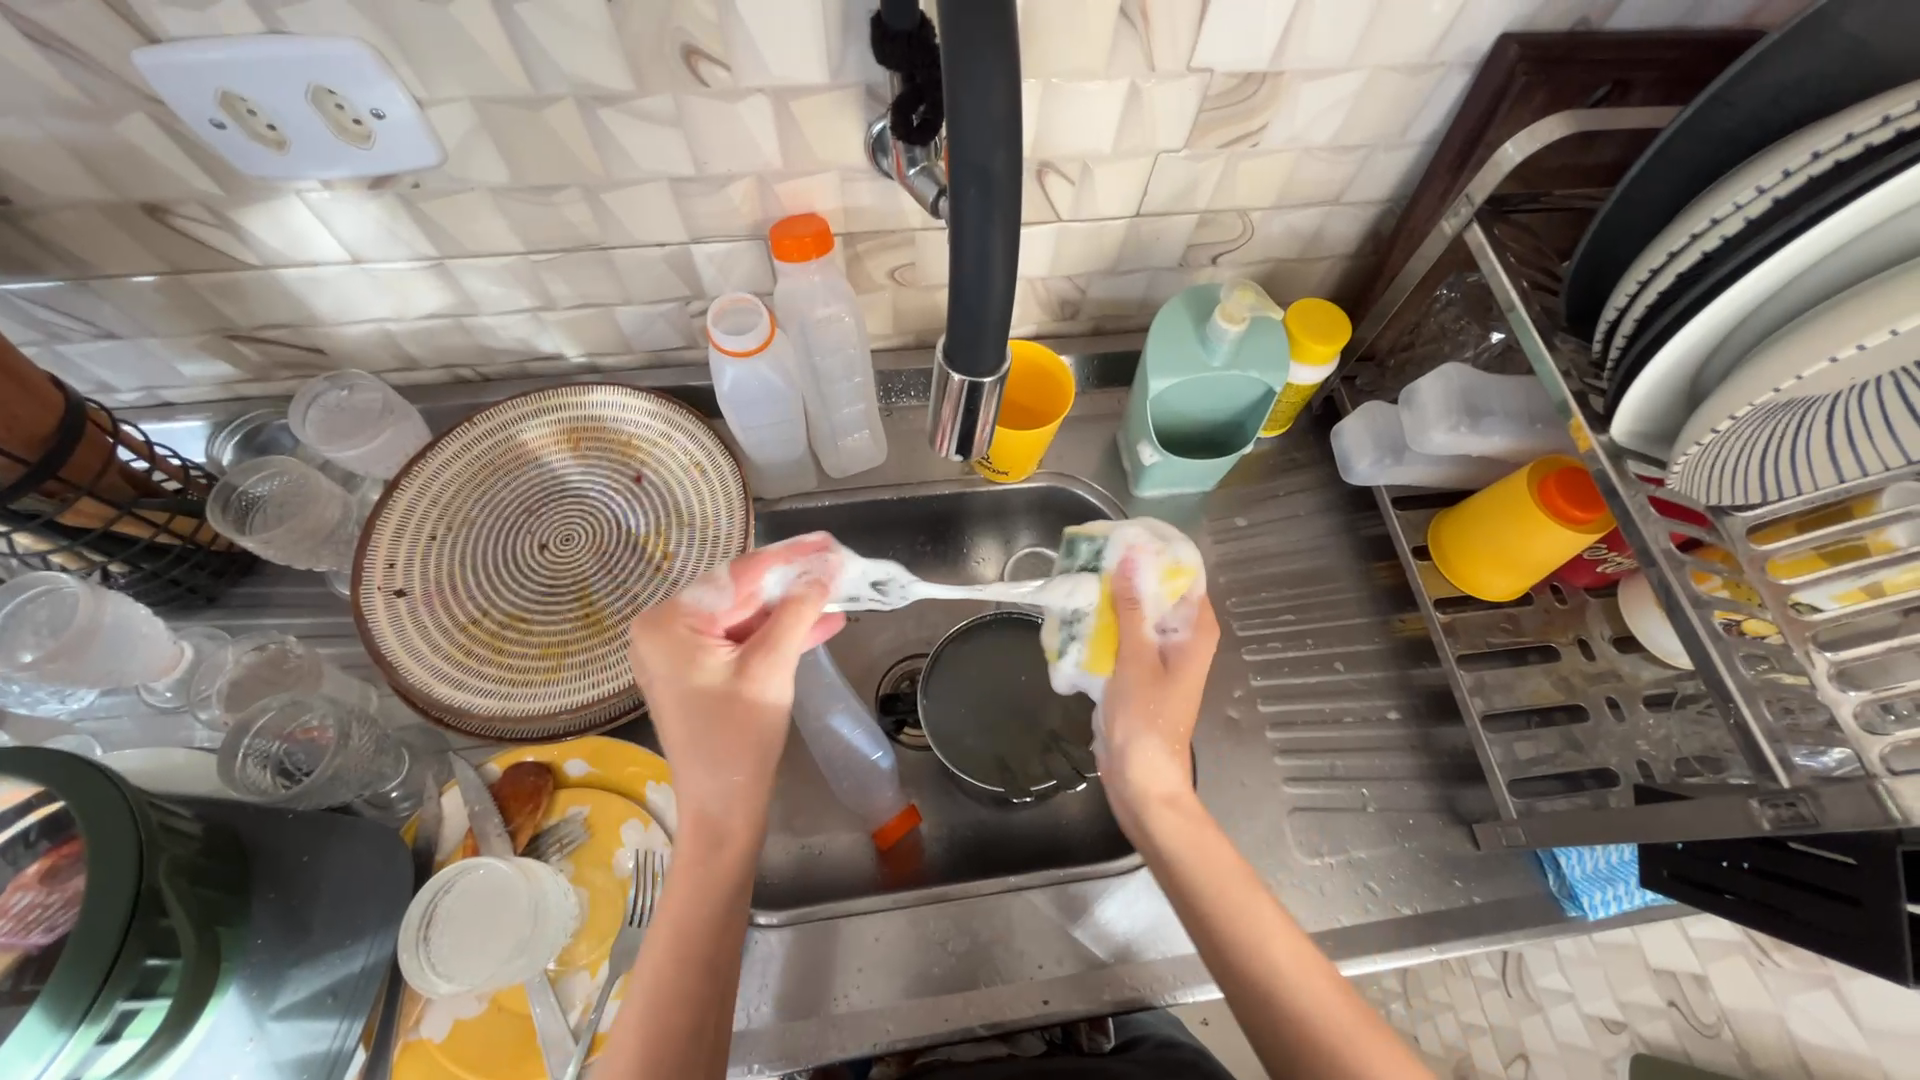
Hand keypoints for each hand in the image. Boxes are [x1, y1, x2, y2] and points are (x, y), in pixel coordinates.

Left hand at [627, 533, 845, 842]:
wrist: (722, 807)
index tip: (828, 540)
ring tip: (840, 589)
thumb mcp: (771, 666)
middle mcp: (666, 629)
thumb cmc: (738, 737)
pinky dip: (779, 634)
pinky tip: (823, 621)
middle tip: (838, 563)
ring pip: (748, 616)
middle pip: (741, 593)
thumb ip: (798, 610)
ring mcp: (681, 652)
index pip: (738, 575)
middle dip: (793, 582)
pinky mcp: (700, 671)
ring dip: (793, 608)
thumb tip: (827, 568)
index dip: (789, 557)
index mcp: (669, 622)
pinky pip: (744, 640)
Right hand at [1095, 555, 1218, 833]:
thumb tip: (1133, 558)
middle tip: (1092, 556)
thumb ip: (1133, 607)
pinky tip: (1078, 618)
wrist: (1140, 778)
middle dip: (1128, 576)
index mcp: (1196, 632)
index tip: (1124, 536)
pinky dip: (1105, 628)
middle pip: (1158, 594)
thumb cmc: (1146, 718)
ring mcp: (1160, 658)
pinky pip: (1124, 639)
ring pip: (1137, 616)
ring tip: (1080, 580)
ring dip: (1112, 603)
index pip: (1185, 576)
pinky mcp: (1139, 674)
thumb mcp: (1136, 657)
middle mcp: (1183, 640)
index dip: (1158, 554)